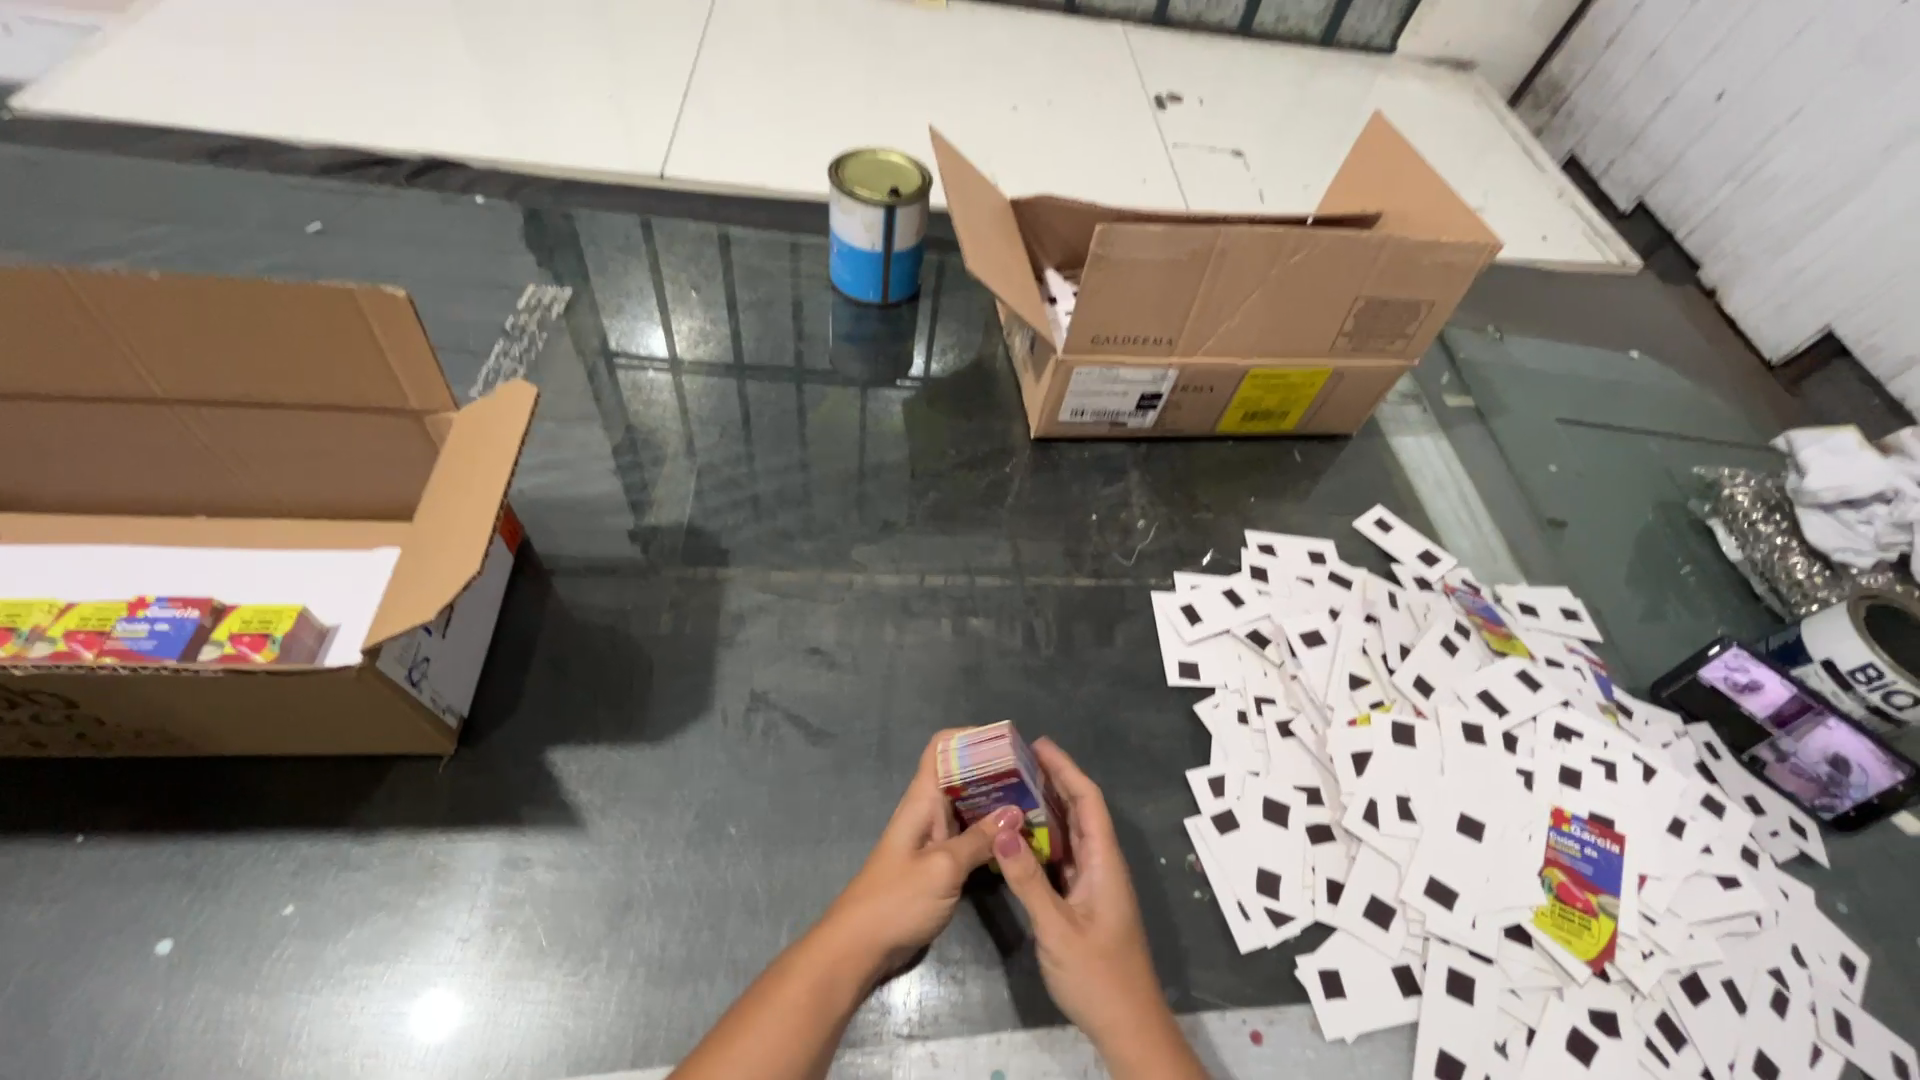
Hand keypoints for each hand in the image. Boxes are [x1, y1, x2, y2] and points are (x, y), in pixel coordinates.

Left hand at [817, 730, 1025, 977]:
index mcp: (922, 800)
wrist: (860, 948)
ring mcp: (935, 839)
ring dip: (998, 804)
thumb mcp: (943, 868)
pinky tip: (1020, 842)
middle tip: (1036, 778)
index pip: (942, 747)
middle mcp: (929, 812)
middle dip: (996, 771)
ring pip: (969, 808)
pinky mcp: (940, 865)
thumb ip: (979, 840)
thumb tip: (1015, 813)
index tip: (1008, 743)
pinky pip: (970, 838)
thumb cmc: (896, 900)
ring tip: (1037, 804)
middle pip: (962, 776)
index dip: (972, 737)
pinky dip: (992, 835)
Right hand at [991, 739, 1167, 1047]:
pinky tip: (1017, 837)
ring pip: (1070, 835)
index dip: (1065, 769)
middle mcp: (1102, 865)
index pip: (1088, 801)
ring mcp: (1094, 884)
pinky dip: (1041, 842)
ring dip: (1045, 810)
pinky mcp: (1083, 901)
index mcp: (1105, 862)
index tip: (1037, 745)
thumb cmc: (1097, 975)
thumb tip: (1000, 829)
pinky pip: (1062, 859)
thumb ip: (1027, 879)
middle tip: (1015, 761)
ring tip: (1010, 787)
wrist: (1126, 1024)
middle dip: (1053, 781)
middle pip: (1080, 811)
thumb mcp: (1056, 927)